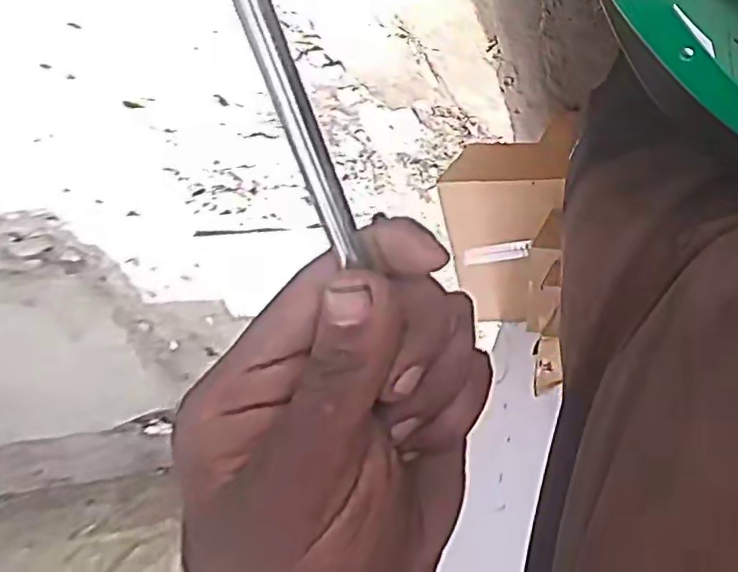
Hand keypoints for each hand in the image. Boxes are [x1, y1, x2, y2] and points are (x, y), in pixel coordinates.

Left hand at [174, 218, 490, 571]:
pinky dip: (461, 400)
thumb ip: (332, 380)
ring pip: (447, 317)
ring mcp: (382, 375)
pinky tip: (425, 437)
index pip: (333, 273)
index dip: (385, 256)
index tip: (427, 259)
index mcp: (266, 373)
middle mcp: (327, 361)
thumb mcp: (298, 482)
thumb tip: (357, 286)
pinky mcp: (429, 392)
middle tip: (392, 400)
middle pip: (404, 288)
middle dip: (415, 344)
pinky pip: (472, 358)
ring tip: (403, 428)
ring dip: (439, 377)